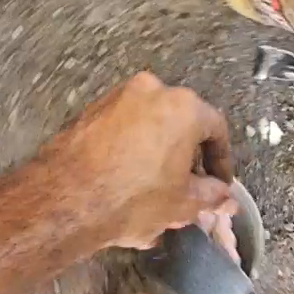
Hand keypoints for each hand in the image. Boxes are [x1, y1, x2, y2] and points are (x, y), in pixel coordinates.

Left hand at [38, 72, 235, 249]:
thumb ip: (211, 195)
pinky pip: (125, 122)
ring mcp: (119, 94)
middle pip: (182, 120)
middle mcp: (151, 89)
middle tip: (189, 185)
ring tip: (158, 184)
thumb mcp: (182, 203)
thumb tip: (225, 196)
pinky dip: (134, 143)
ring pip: (152, 120)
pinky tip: (129, 175)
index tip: (218, 183)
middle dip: (188, 154)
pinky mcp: (94, 105)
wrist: (68, 194)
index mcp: (182, 107)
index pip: (215, 127)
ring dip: (160, 148)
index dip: (221, 159)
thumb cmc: (134, 197)